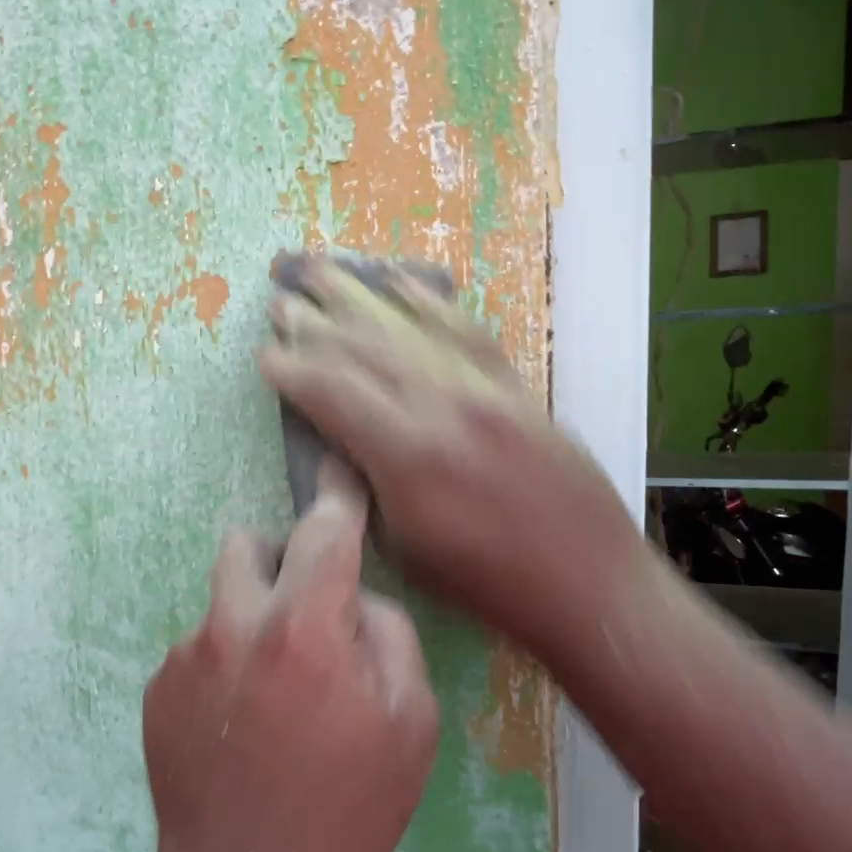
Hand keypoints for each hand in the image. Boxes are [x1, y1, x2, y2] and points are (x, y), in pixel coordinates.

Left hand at [134, 461, 438, 851]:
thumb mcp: (410, 725)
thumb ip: (387, 634)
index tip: (338, 472)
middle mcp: (233, 625)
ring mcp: (185, 654)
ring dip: (249, 619)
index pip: (323, 529)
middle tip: (302, 608)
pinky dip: (222, 664)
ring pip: (221, 600)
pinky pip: (198, 648)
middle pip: (244, 542)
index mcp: (302, 627)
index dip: (337, 495)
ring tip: (273, 688)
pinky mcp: (158, 685)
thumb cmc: (346, 808)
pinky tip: (240, 721)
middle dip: (277, 559)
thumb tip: (353, 596)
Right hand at [257, 258, 642, 650]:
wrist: (589, 585)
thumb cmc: (483, 583)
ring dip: (356, 294)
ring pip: (406, 326)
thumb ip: (359, 480)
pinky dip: (426, 300)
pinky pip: (463, 329)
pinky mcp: (513, 385)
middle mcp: (443, 404)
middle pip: (362, 346)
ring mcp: (483, 388)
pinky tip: (397, 278)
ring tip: (317, 266)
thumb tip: (330, 435)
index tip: (263, 353)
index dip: (291, 369)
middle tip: (278, 300)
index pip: (332, 391)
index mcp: (407, 452)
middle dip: (312, 321)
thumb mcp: (400, 545)